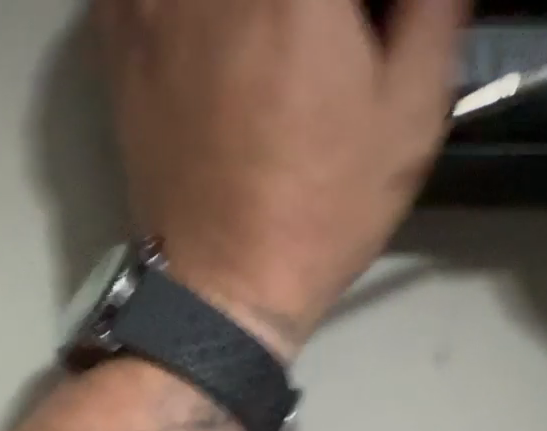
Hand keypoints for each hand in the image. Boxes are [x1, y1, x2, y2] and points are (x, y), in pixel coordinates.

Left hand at [93, 0, 470, 355]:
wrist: (221, 287)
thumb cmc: (322, 209)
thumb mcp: (412, 109)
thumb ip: (430, 5)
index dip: (360, 8)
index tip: (371, 29)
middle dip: (312, 9)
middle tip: (332, 40)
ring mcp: (154, 0)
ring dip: (256, 12)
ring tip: (274, 45)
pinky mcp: (116, 37)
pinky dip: (185, 3)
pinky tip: (212, 28)